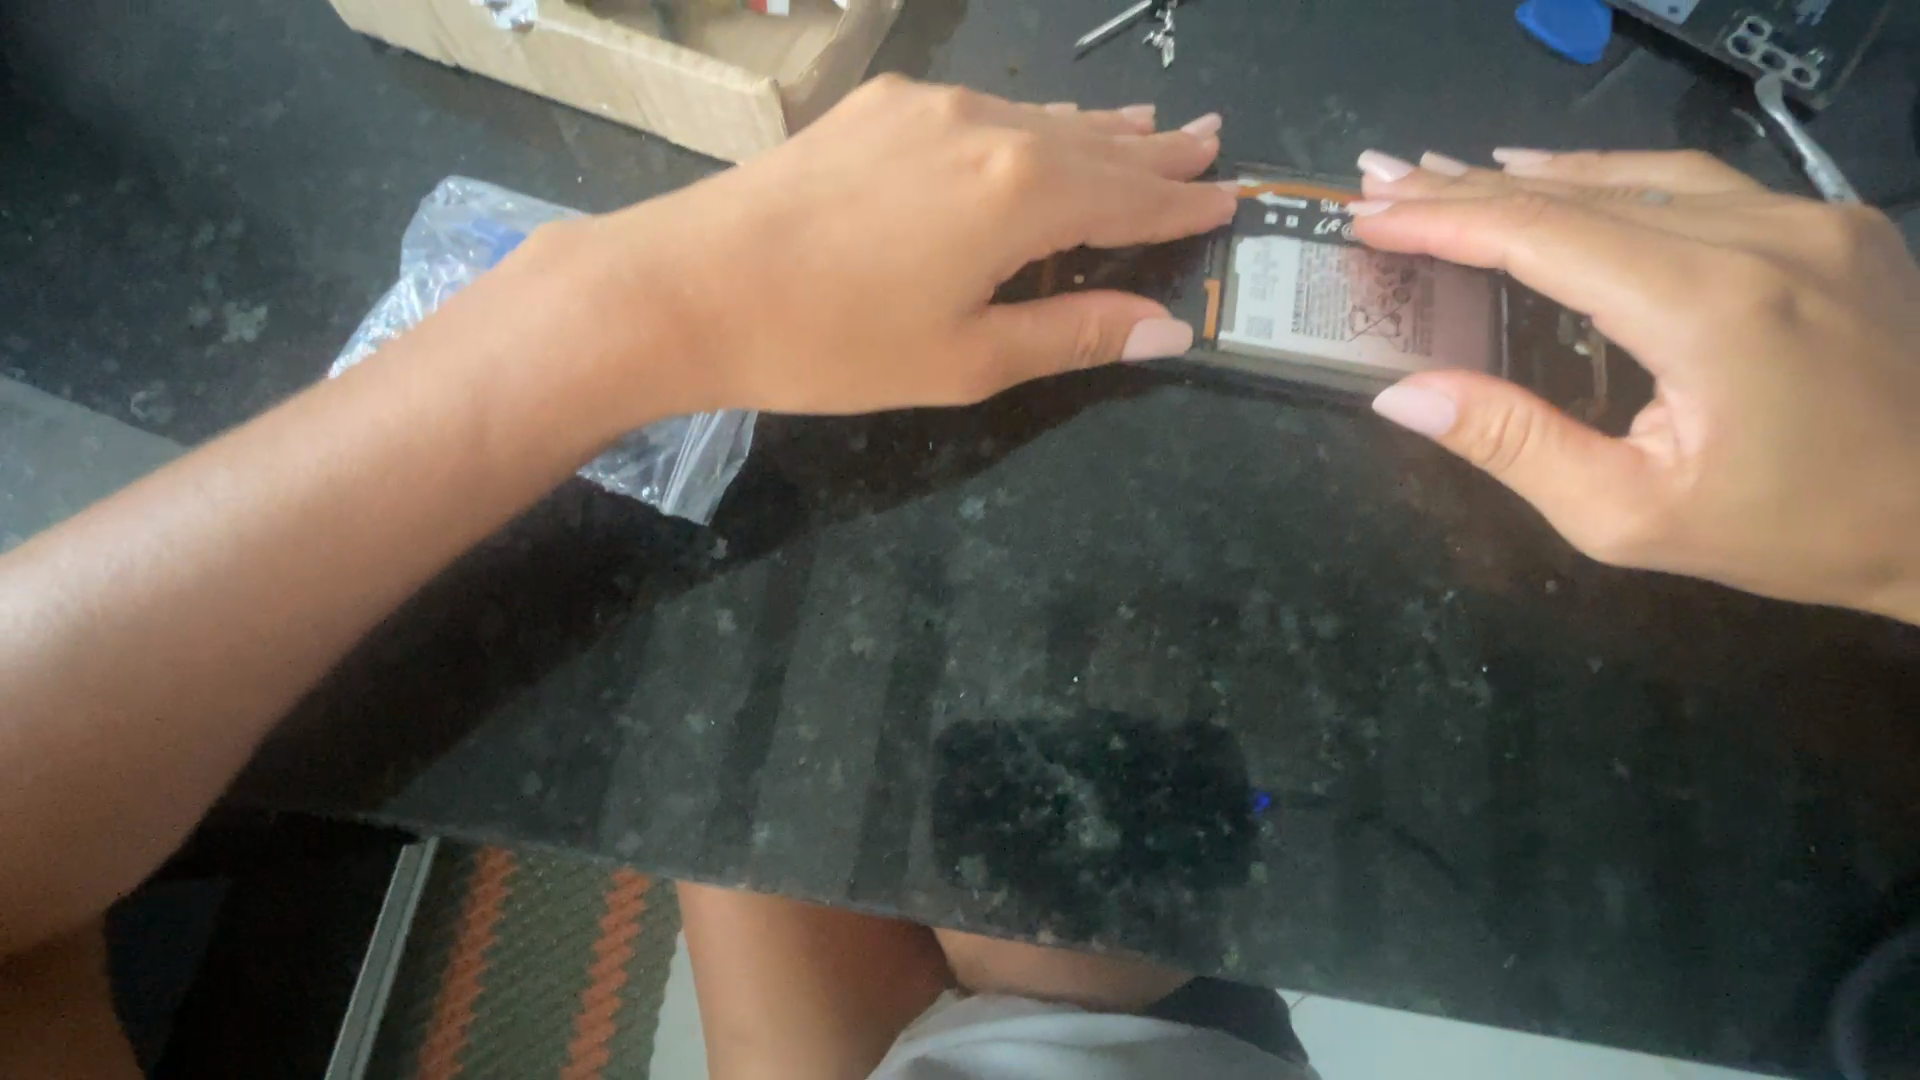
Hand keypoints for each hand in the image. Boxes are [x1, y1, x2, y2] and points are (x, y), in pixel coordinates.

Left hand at [561, 75, 1233, 416]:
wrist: (691, 289)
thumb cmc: (836, 345)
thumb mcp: (968, 360)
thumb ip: (1072, 335)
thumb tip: (1166, 331)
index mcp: (1021, 195)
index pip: (1129, 201)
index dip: (1182, 206)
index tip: (1227, 199)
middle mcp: (987, 129)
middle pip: (1094, 145)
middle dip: (1155, 152)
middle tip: (1209, 144)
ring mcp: (926, 108)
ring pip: (1038, 119)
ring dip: (1097, 130)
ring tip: (1148, 126)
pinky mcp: (877, 109)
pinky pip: (983, 113)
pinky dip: (1029, 125)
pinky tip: (1037, 131)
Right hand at [1347, 148, 1919, 621]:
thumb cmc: (1784, 528)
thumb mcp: (1620, 512)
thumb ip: (1508, 443)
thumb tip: (1399, 394)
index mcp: (1705, 305)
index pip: (1539, 237)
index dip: (1441, 223)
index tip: (1367, 218)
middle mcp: (1760, 236)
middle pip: (1574, 196)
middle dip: (1458, 189)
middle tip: (1375, 177)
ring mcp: (1802, 221)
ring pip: (1626, 177)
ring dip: (1516, 177)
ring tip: (1436, 172)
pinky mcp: (1822, 227)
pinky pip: (1683, 182)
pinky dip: (1594, 176)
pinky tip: (1548, 172)